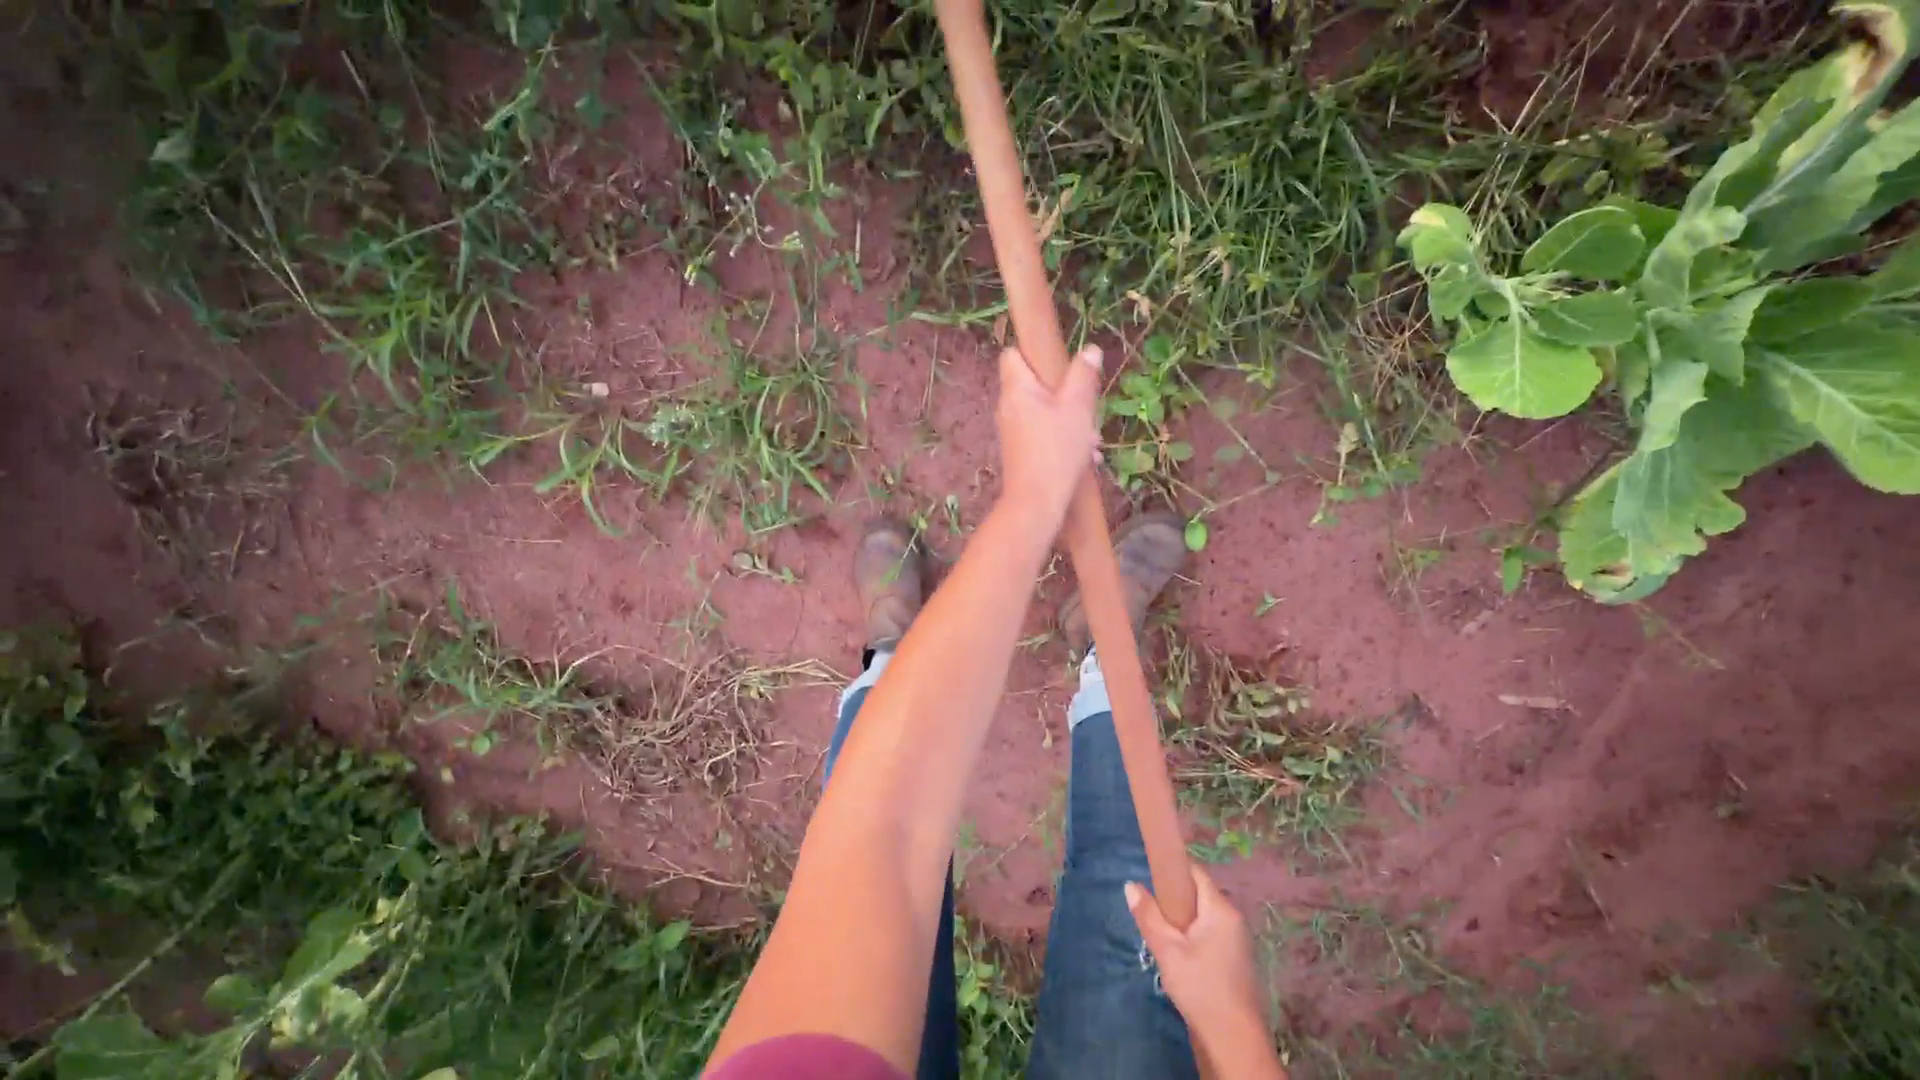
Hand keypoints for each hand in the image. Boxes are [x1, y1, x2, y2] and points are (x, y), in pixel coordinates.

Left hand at [994, 343, 1102, 529]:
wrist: (1035, 502)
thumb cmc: (1056, 450)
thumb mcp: (1077, 408)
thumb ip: (1083, 376)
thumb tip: (1089, 350)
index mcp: (1016, 389)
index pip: (1012, 354)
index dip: (1034, 351)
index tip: (1060, 362)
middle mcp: (1008, 407)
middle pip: (1034, 383)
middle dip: (1064, 391)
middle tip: (1086, 403)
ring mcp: (1012, 430)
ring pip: (1043, 411)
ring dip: (1069, 418)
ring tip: (1092, 436)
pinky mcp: (1019, 451)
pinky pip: (1042, 433)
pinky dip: (1062, 438)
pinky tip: (1087, 455)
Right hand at [1125, 868, 1276, 1066]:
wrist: (1234, 1039)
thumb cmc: (1200, 987)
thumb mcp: (1167, 950)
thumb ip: (1148, 915)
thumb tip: (1130, 884)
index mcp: (1220, 909)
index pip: (1195, 873)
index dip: (1172, 870)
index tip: (1149, 876)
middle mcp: (1234, 918)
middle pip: (1200, 895)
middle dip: (1175, 900)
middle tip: (1151, 914)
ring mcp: (1238, 940)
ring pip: (1204, 917)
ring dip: (1183, 922)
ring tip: (1162, 938)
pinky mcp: (1237, 959)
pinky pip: (1212, 934)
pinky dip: (1194, 937)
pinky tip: (1180, 957)